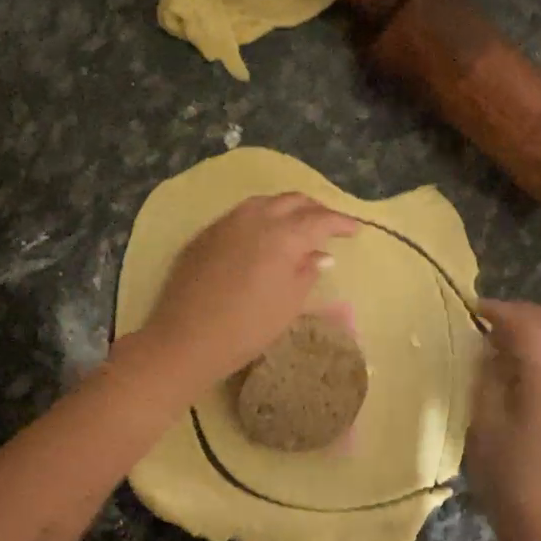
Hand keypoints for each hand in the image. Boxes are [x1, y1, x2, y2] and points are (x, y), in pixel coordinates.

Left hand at [136, 193, 357, 391]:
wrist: (185, 339)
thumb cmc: (246, 329)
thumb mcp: (288, 304)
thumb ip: (307, 272)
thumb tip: (321, 254)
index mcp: (283, 235)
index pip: (319, 219)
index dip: (340, 223)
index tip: (355, 230)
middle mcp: (255, 218)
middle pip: (292, 201)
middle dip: (314, 210)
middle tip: (328, 225)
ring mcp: (225, 223)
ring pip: (263, 203)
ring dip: (285, 209)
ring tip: (296, 226)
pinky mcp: (204, 235)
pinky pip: (239, 215)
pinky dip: (259, 218)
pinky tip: (261, 236)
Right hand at [466, 300, 540, 518]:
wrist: (540, 514)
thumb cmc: (504, 470)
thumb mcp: (483, 418)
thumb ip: (487, 373)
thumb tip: (487, 346)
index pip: (527, 324)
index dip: (499, 310)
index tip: (471, 308)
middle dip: (521, 314)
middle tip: (487, 318)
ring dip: (536, 328)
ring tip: (502, 337)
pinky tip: (522, 361)